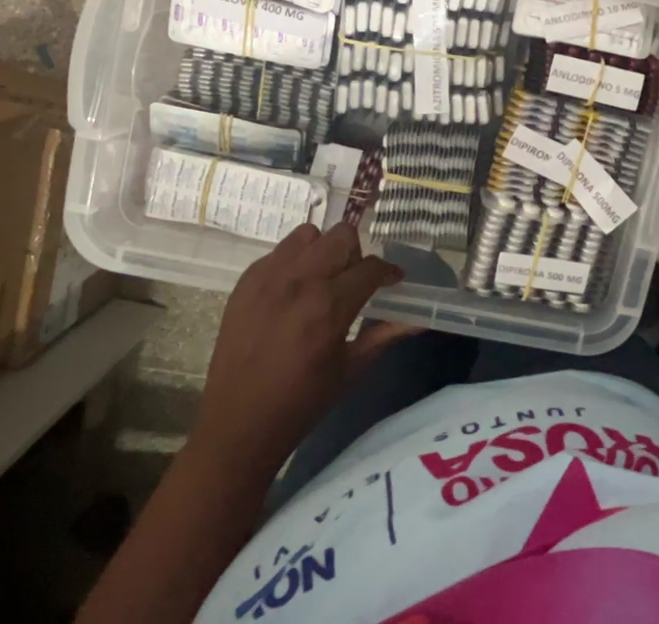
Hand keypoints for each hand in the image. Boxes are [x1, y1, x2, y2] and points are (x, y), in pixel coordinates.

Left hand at [193, 223, 417, 459]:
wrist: (239, 423)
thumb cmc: (302, 401)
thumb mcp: (351, 369)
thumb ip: (384, 335)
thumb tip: (419, 320)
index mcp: (329, 306)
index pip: (371, 267)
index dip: (389, 272)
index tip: (394, 281)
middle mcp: (298, 281)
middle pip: (341, 236)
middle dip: (357, 254)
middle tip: (355, 281)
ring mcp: (267, 278)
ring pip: (307, 235)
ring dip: (323, 251)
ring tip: (323, 279)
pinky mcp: (244, 283)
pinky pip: (278, 252)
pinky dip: (293, 262)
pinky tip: (293, 292)